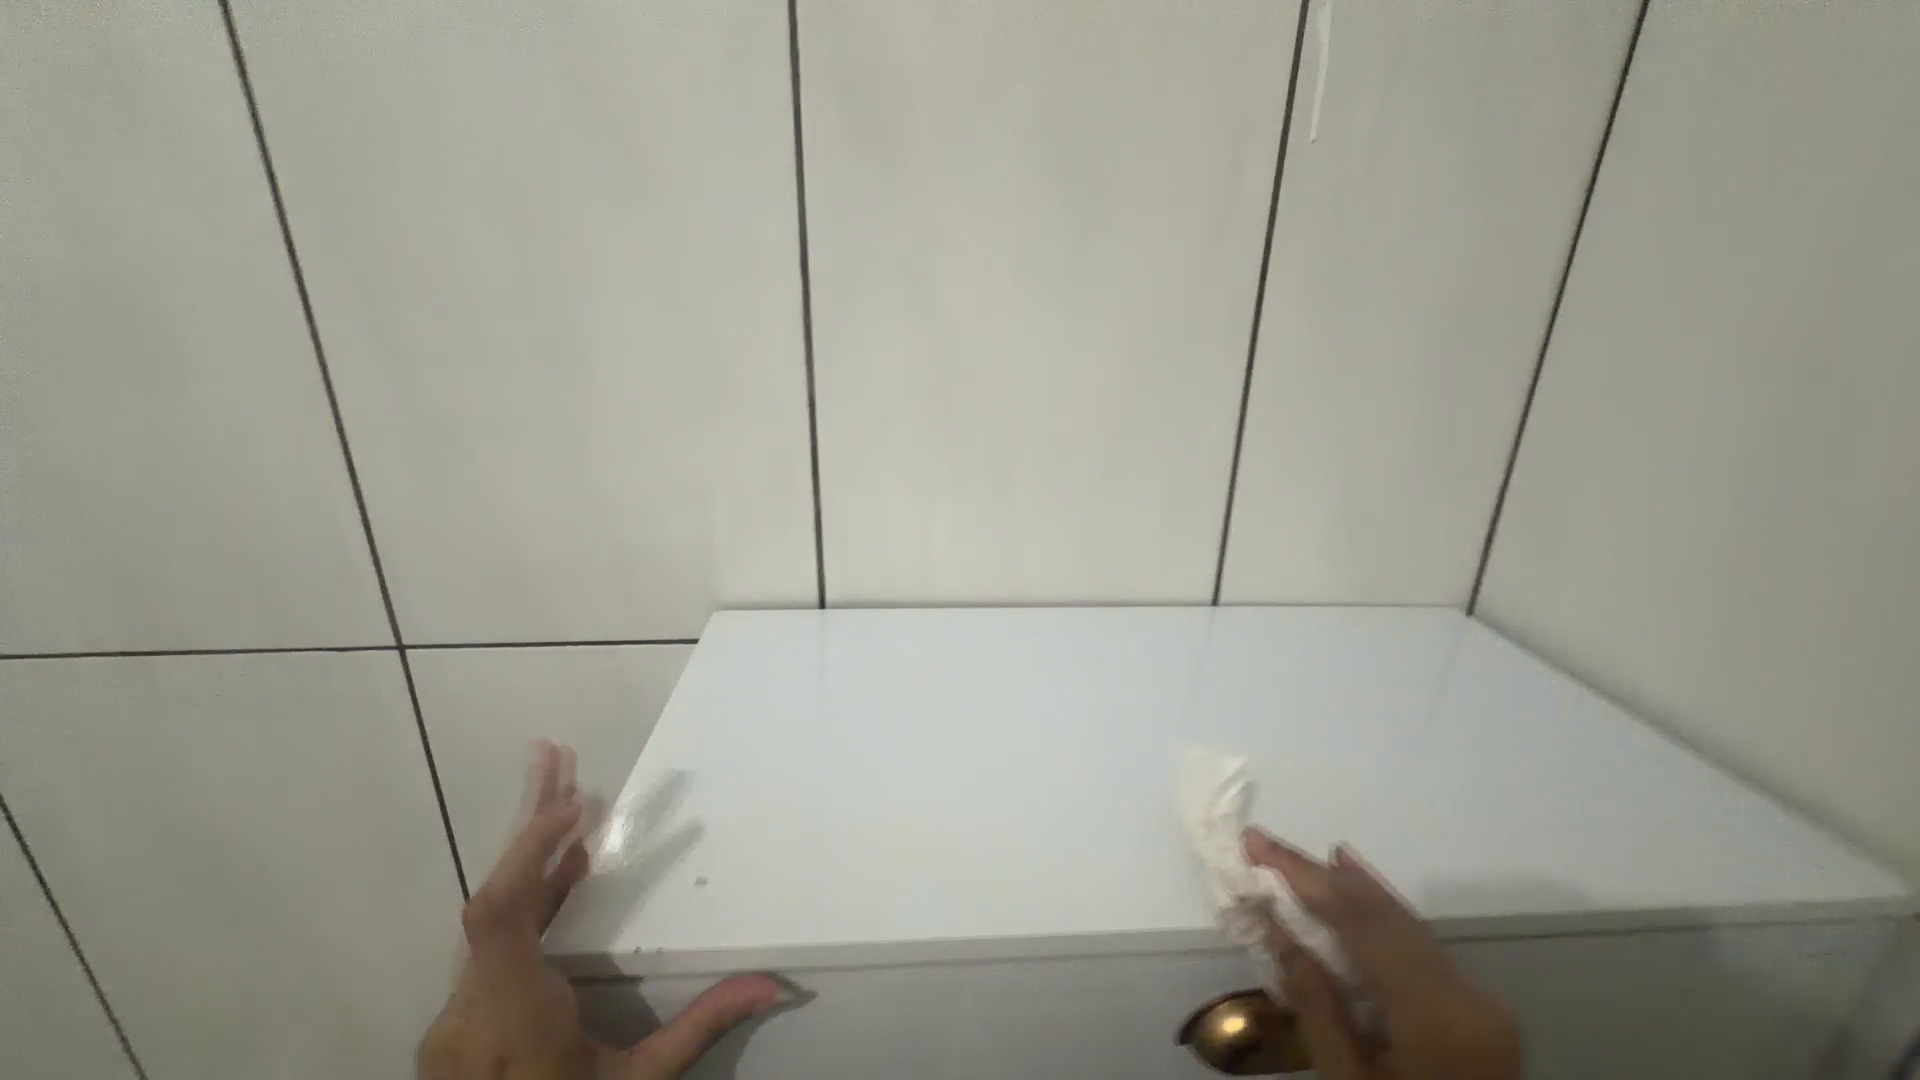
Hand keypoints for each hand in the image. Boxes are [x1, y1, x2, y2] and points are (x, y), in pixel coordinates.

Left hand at [418, 741, 785, 1078]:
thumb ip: (702, 1027)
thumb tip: (781, 984)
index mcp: (513, 1016)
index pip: (499, 915)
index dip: (531, 852)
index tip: (577, 805)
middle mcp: (471, 1005)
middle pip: (493, 895)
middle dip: (529, 822)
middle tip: (552, 751)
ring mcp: (458, 1011)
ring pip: (490, 910)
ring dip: (529, 846)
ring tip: (561, 783)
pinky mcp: (463, 1015)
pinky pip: (494, 937)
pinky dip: (531, 889)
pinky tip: (565, 863)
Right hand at [1243, 829, 1521, 1079]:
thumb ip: (1314, 1000)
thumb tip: (1279, 927)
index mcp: (1436, 1016)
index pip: (1360, 924)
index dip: (1305, 878)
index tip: (1257, 845)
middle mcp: (1468, 996)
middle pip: (1383, 915)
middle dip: (1320, 875)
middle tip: (1266, 842)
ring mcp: (1480, 1001)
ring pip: (1406, 924)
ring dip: (1351, 888)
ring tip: (1305, 854)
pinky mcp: (1479, 1009)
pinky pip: (1421, 947)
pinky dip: (1381, 915)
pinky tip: (1359, 887)